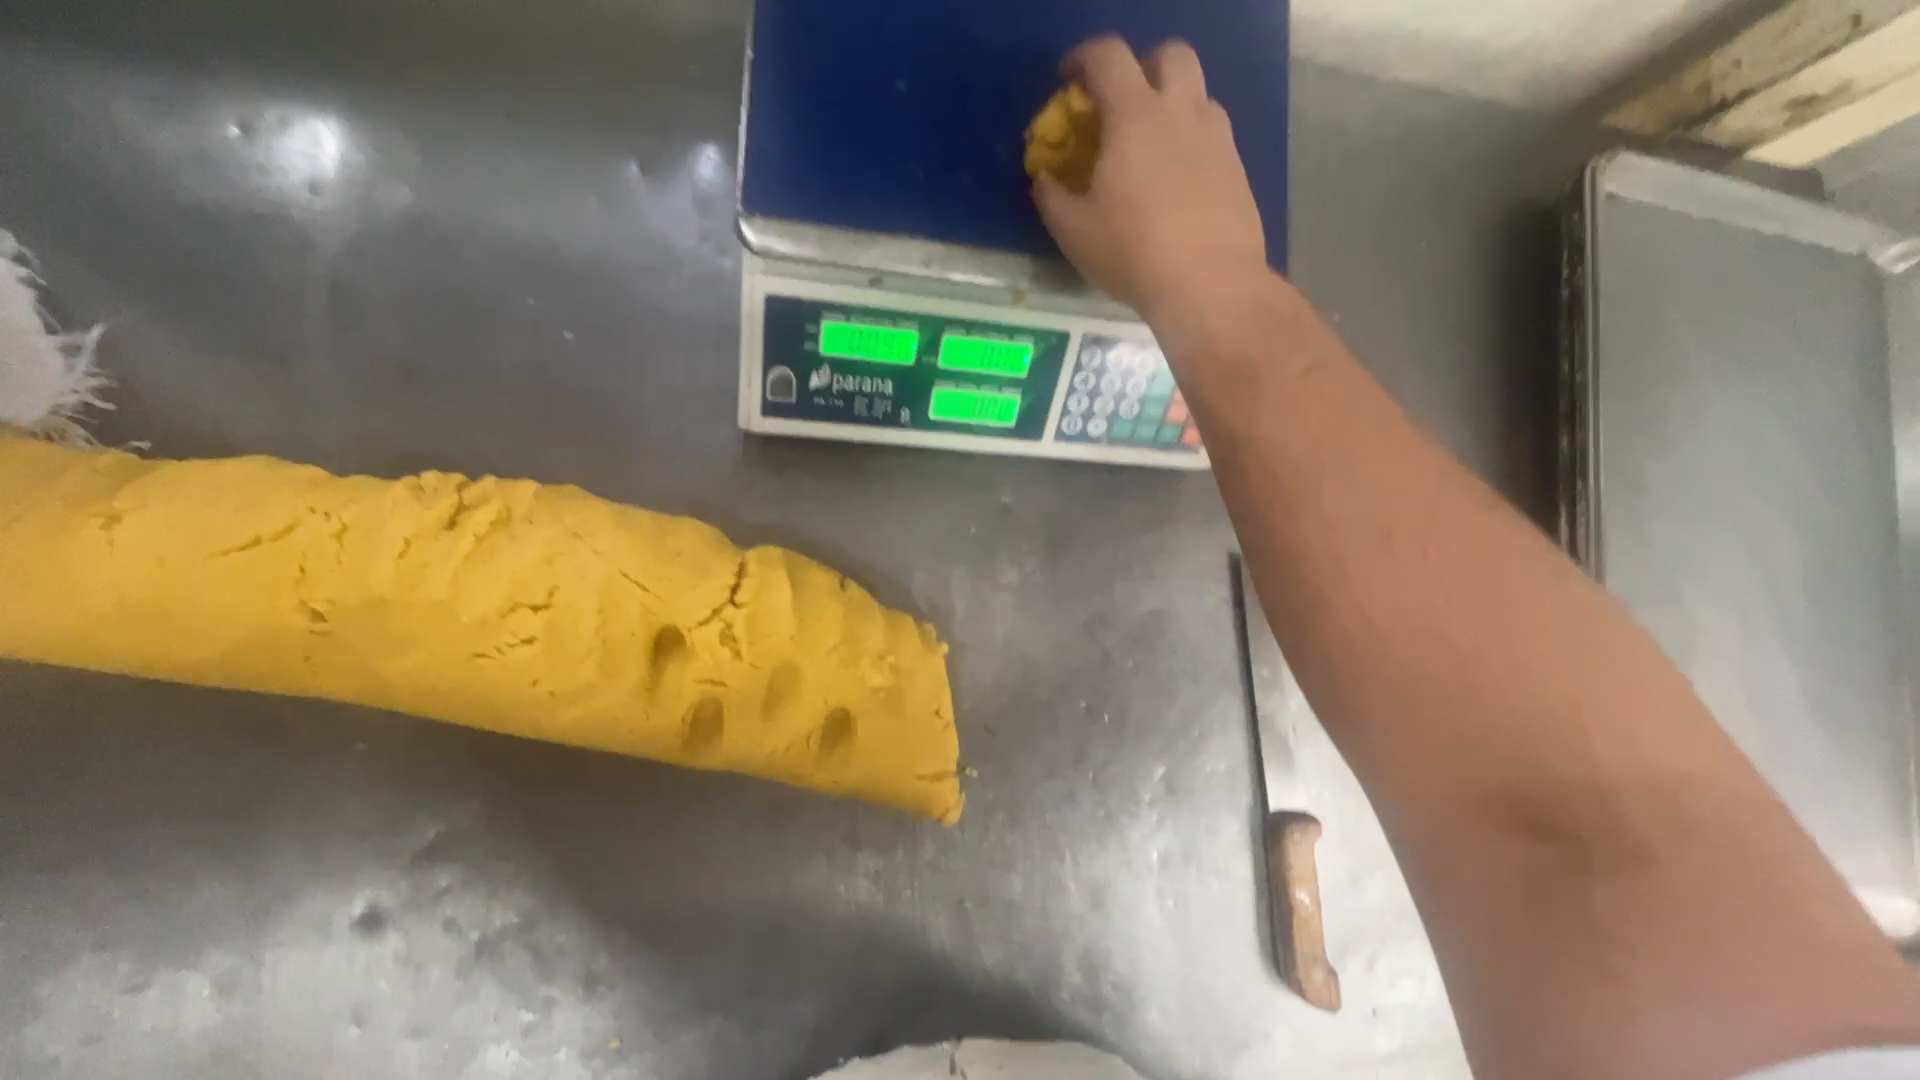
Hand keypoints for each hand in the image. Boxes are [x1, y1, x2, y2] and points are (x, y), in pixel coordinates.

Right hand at [1033, 38, 1270, 320]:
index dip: (1084, 58)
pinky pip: (1213, 136)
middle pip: (1170, 55)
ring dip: (1172, 105)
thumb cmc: (1132, 253)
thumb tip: (1044, 180)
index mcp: (1135, 117)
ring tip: (1151, 147)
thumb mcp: (1074, 232)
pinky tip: (1177, 182)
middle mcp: (1181, 113)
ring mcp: (1217, 139)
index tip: (1069, 79)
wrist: (1210, 284)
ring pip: (1198, 94)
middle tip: (1121, 104)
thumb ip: (1052, 198)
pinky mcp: (1238, 169)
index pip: (1109, 57)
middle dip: (1142, 67)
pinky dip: (1191, 142)